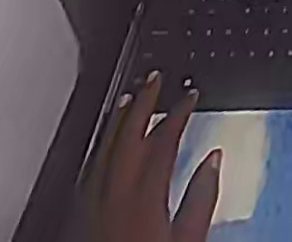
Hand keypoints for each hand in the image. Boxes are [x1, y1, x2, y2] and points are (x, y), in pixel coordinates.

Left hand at [80, 72, 220, 241]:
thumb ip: (201, 198)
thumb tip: (215, 159)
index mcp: (145, 192)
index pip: (164, 137)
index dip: (179, 110)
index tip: (190, 94)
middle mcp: (115, 190)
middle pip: (129, 131)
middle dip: (145, 99)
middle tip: (156, 77)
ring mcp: (91, 201)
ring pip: (105, 145)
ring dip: (119, 116)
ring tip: (129, 96)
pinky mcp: (76, 214)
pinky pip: (90, 164)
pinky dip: (101, 142)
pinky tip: (105, 140)